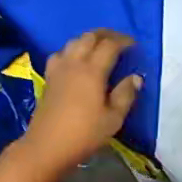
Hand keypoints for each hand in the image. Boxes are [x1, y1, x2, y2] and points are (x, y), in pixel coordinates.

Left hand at [19, 29, 143, 167]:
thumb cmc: (83, 134)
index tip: (134, 45)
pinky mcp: (48, 77)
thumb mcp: (113, 119)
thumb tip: (135, 77)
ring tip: (99, 47)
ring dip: (88, 39)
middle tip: (119, 41)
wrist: (46, 146)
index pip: (109, 45)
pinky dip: (72, 49)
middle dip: (106, 35)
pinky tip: (76, 60)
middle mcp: (74, 63)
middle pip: (89, 37)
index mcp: (92, 70)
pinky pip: (61, 53)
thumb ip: (125, 95)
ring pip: (73, 42)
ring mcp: (58, 68)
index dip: (123, 41)